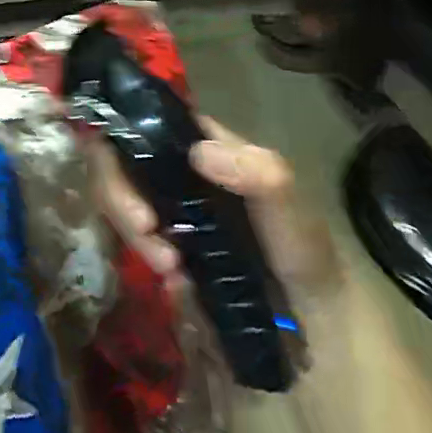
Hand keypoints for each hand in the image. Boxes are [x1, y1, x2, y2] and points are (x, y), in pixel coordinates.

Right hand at [91, 116, 334, 293]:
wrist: (312, 312)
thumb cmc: (302, 247)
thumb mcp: (288, 202)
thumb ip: (257, 171)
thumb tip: (198, 152)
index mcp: (203, 145)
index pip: (147, 121)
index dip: (123, 138)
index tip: (131, 176)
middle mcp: (177, 167)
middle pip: (120, 161)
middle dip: (119, 195)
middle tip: (143, 230)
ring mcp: (168, 204)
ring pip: (120, 199)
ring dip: (132, 231)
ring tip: (168, 266)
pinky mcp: (165, 240)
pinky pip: (133, 237)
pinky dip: (143, 253)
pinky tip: (173, 280)